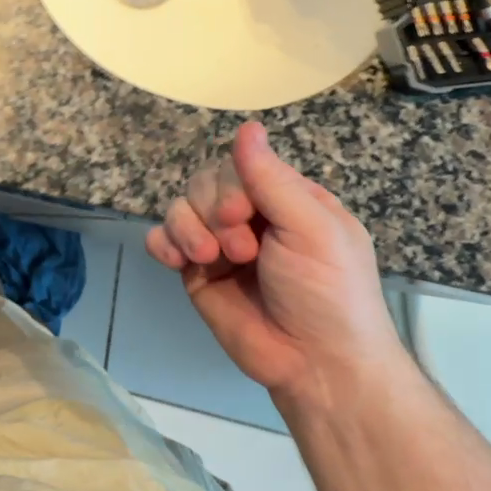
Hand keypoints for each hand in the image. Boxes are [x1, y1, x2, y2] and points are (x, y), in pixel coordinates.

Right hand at [147, 121, 403, 406]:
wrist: (315, 364)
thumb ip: (271, 179)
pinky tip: (175, 261)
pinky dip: (162, 244)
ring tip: (209, 260)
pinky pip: (160, 239)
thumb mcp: (312, 230)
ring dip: (187, 230)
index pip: (239, 167)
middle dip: (210, 214)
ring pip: (178, 208)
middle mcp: (251, 218)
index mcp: (287, 201)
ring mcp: (219, 244)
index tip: (241, 216)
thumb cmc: (329, 294)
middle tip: (238, 250)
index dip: (230, 187)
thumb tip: (248, 126)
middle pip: (203, 184)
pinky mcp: (194, 270)